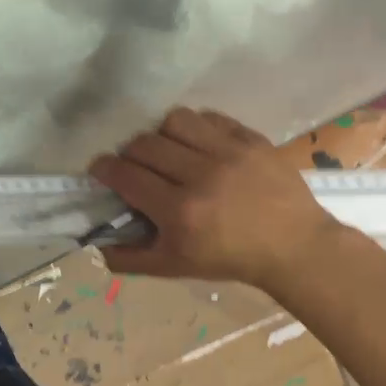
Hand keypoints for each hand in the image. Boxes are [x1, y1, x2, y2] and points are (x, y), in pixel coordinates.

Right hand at [89, 108, 346, 290]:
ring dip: (160, 134)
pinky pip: (210, 118)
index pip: (126, 175)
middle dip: (128, 153)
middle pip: (145, 144)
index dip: (104, 168)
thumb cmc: (225, 259)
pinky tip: (194, 145)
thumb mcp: (170, 268)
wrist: (292, 246)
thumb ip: (126, 258)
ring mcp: (230, 153)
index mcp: (178, 211)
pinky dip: (193, 128)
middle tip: (131, 165)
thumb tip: (94, 244)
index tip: (98, 169)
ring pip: (175, 121)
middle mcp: (201, 176)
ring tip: (164, 150)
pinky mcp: (252, 140)